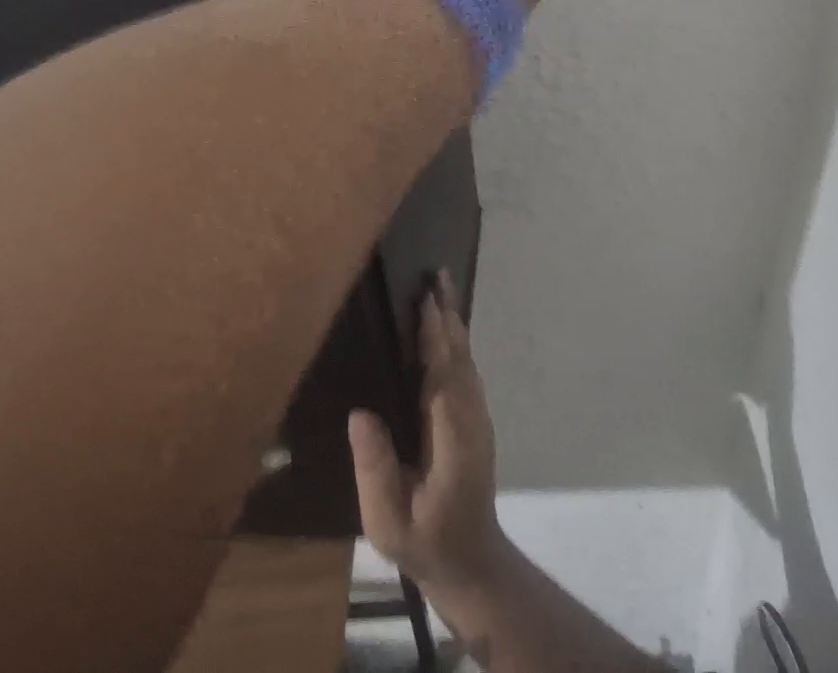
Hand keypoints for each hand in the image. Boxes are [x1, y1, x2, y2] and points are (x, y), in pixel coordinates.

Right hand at [348, 270, 507, 591]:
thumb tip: (360, 413)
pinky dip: (455, 347)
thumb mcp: (389, 520)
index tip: (423, 303)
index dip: (434, 340)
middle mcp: (471, 423)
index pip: (443, 379)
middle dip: (448, 317)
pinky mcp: (474, 425)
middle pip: (461, 360)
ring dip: (454, 326)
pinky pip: (464, 375)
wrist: (470, 561)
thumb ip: (375, 469)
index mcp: (453, 441)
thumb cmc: (426, 543)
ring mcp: (477, 422)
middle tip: (437, 275)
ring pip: (466, 364)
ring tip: (440, 291)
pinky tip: (444, 333)